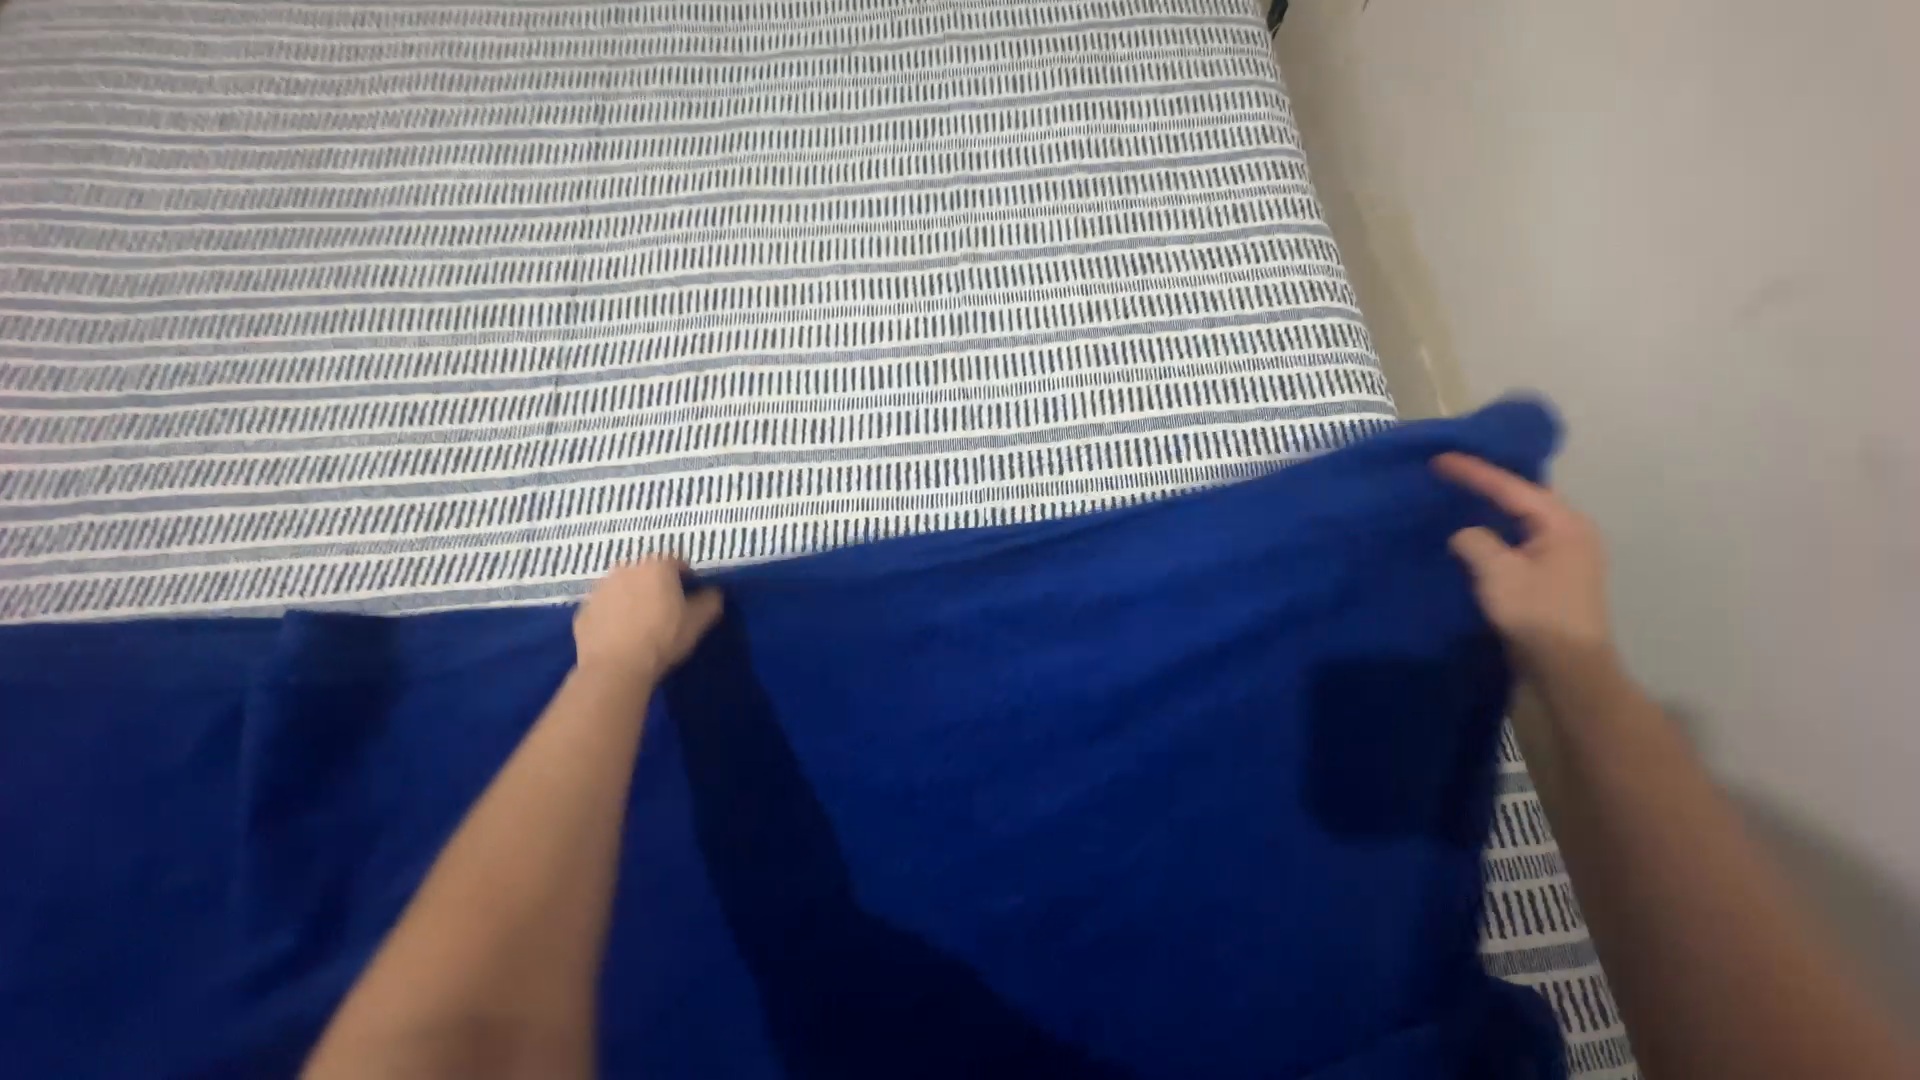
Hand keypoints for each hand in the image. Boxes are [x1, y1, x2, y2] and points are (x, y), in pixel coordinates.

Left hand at [572, 558, 723, 685]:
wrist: (615, 667)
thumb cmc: (663, 639)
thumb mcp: (698, 622)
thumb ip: (711, 601)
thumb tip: (713, 592)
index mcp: (657, 566)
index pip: (677, 562)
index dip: (686, 579)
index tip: (690, 599)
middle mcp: (626, 568)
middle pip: (647, 572)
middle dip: (657, 586)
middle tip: (665, 611)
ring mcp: (600, 587)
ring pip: (623, 588)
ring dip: (633, 598)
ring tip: (640, 625)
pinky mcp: (583, 609)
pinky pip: (605, 607)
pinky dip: (613, 615)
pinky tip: (620, 636)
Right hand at [1432, 453, 1616, 680]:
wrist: (1568, 666)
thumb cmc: (1536, 614)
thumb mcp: (1498, 573)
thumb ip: (1475, 542)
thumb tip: (1465, 535)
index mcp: (1564, 524)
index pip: (1512, 487)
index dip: (1474, 472)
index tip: (1440, 459)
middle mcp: (1571, 532)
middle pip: (1524, 496)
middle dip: (1489, 483)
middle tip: (1453, 470)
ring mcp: (1565, 554)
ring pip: (1522, 518)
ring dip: (1493, 507)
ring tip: (1460, 494)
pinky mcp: (1552, 574)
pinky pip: (1520, 537)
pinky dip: (1497, 529)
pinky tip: (1476, 531)